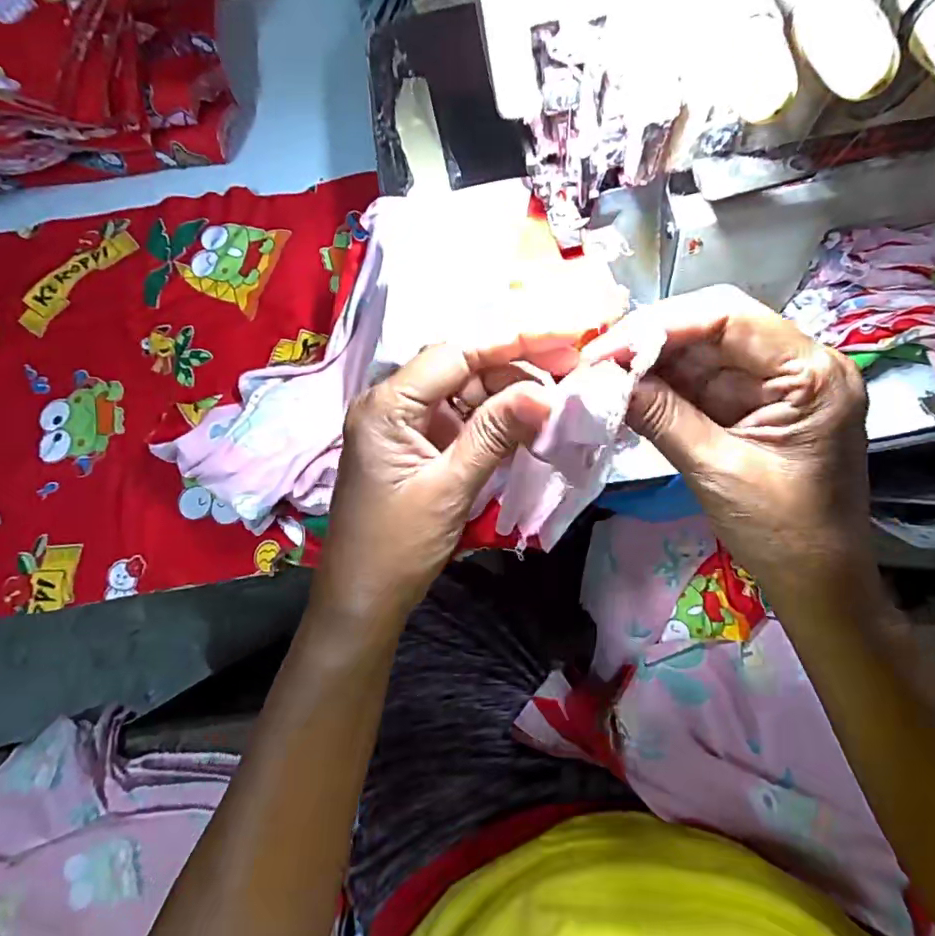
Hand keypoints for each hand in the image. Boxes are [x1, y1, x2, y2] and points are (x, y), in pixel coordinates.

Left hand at [314, 335, 582, 631]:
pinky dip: (495, 419)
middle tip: (571, 370)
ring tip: (557, 401)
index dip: (512, 341)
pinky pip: (461, 417)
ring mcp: (405, 423)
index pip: (454, 353)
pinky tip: (529, 422)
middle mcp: (391, 402)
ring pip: (465, 390)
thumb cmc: (396, 547)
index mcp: (386, 405)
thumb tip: (545, 392)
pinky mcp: (418, 444)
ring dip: (509, 393)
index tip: (564, 336)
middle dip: (515, 366)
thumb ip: (495, 434)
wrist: (363, 599)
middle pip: (461, 366)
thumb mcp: (450, 488)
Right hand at [583, 285, 871, 598]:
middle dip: (648, 340)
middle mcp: (798, 364)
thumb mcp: (716, 470)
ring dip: (648, 361)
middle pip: (712, 326)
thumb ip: (661, 416)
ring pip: (699, 351)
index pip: (729, 316)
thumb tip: (601, 379)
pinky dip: (659, 385)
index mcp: (812, 373)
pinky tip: (623, 390)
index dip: (660, 324)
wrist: (817, 584)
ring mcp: (773, 383)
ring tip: (598, 375)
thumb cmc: (783, 533)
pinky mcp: (751, 404)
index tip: (606, 349)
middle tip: (594, 360)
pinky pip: (698, 381)